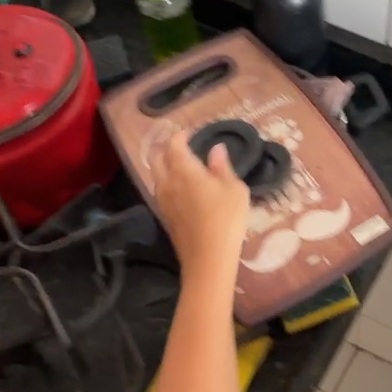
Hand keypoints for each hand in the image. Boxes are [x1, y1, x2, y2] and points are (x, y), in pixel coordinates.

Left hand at [151, 131, 250, 282]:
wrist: (208, 259)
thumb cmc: (226, 219)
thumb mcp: (234, 189)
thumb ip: (223, 167)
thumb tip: (216, 149)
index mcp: (184, 170)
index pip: (174, 145)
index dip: (179, 136)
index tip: (189, 133)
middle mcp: (167, 182)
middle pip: (157, 159)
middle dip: (166, 149)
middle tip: (181, 147)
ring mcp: (163, 201)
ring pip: (157, 176)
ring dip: (165, 167)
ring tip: (181, 167)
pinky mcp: (165, 217)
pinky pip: (161, 191)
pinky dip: (168, 183)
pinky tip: (181, 189)